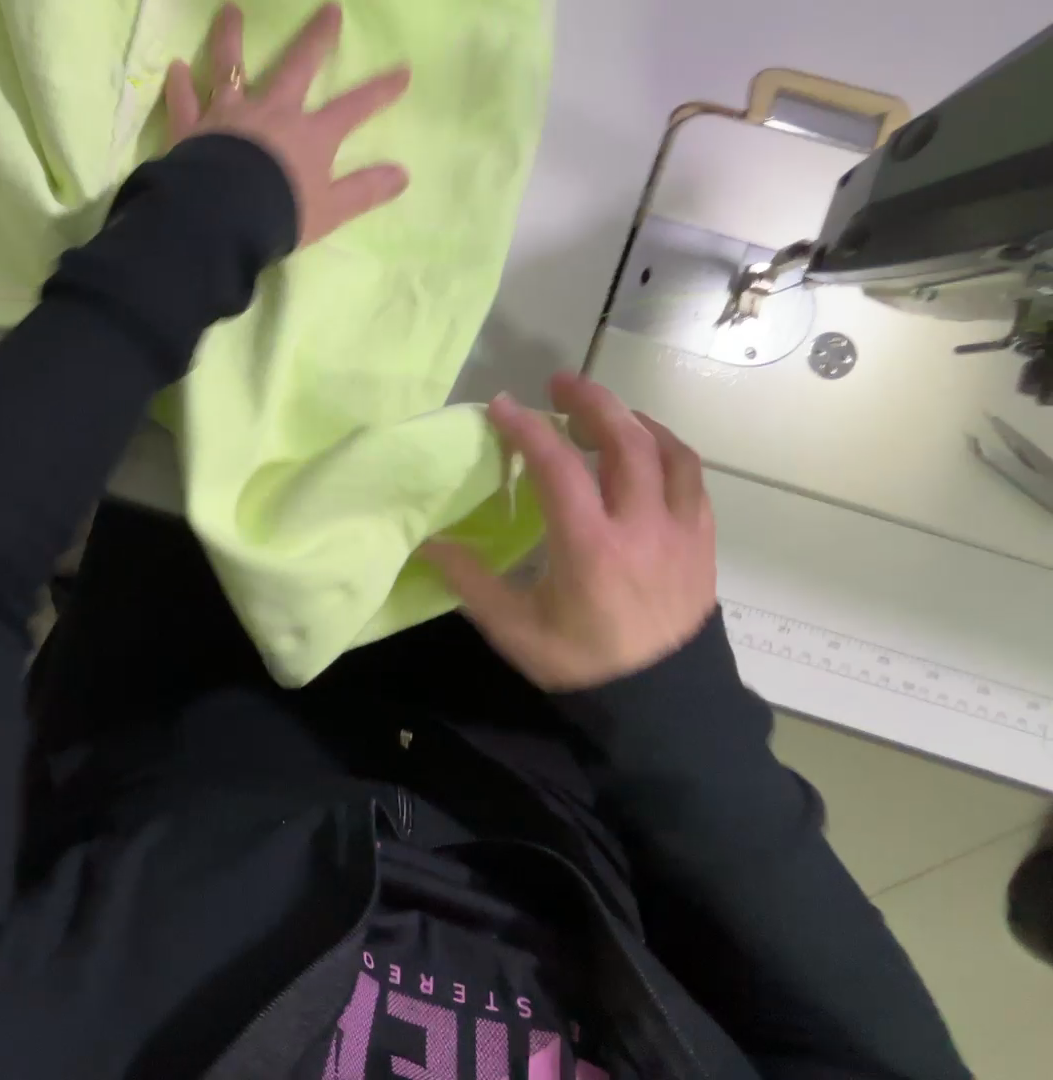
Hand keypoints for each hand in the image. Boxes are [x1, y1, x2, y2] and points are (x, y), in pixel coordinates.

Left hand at [163, 3, 410, 247]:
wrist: (220, 219)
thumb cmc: (277, 215)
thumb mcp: (328, 211)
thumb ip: (362, 192)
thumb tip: (403, 175)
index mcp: (309, 136)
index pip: (353, 109)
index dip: (378, 92)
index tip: (402, 72)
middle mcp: (272, 113)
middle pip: (297, 68)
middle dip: (316, 39)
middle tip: (329, 10)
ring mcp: (230, 117)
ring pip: (231, 69)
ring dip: (230, 38)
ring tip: (228, 11)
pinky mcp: (192, 131)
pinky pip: (184, 104)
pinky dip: (179, 86)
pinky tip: (175, 68)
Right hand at [424, 374, 718, 691]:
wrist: (662, 700)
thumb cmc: (580, 662)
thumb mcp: (513, 628)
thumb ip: (470, 581)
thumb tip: (428, 542)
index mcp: (590, 545)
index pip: (559, 467)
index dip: (528, 429)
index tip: (502, 406)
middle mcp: (642, 525)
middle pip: (626, 441)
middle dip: (592, 402)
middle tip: (560, 382)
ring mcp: (681, 530)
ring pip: (669, 452)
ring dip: (634, 421)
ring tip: (605, 412)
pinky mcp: (702, 542)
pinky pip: (691, 479)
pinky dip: (666, 452)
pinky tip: (646, 454)